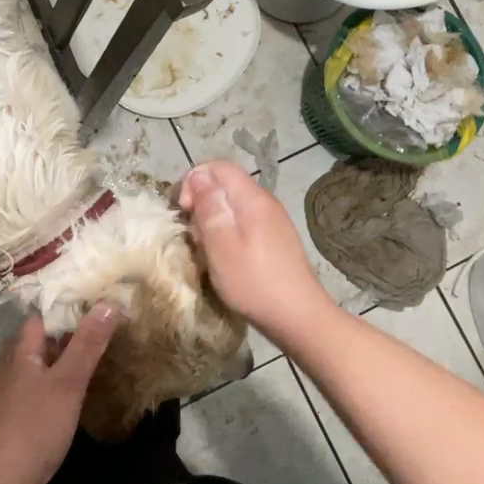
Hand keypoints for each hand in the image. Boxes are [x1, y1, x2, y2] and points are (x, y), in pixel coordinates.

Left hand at [0, 306, 120, 483]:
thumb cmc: (35, 428)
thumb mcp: (68, 384)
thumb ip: (87, 344)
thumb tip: (107, 302)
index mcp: (18, 350)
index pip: (43, 315)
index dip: (70, 309)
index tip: (99, 310)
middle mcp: (6, 363)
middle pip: (39, 339)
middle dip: (68, 335)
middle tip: (103, 336)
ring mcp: (4, 390)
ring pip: (36, 363)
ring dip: (61, 360)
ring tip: (93, 362)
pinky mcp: (6, 413)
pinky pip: (32, 385)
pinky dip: (52, 382)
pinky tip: (69, 396)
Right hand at [179, 160, 333, 339]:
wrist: (299, 317)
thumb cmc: (254, 282)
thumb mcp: (221, 245)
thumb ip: (209, 207)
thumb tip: (198, 176)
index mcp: (252, 198)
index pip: (218, 166)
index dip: (194, 180)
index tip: (185, 211)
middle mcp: (265, 202)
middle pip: (226, 184)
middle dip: (201, 202)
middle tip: (193, 234)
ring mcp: (273, 221)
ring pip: (233, 205)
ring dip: (213, 220)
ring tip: (206, 249)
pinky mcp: (275, 239)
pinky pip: (244, 222)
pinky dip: (227, 233)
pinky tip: (225, 258)